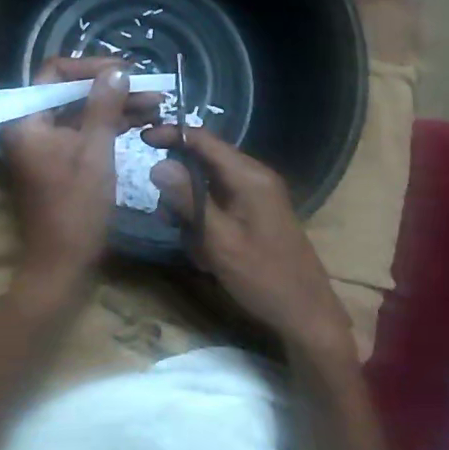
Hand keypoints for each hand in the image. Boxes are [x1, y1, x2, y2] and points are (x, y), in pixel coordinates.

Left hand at [1, 57, 159, 287]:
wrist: (63, 261)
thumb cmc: (76, 206)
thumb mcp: (94, 151)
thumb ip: (103, 106)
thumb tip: (117, 71)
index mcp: (27, 119)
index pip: (54, 72)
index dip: (90, 66)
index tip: (126, 68)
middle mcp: (31, 125)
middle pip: (70, 90)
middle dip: (110, 86)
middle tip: (149, 83)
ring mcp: (47, 142)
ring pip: (83, 110)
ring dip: (117, 104)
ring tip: (157, 101)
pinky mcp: (62, 157)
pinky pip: (86, 130)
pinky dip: (111, 124)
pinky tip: (144, 119)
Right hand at [144, 124, 352, 348]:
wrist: (306, 315)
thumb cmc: (262, 276)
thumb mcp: (218, 239)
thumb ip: (188, 199)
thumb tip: (158, 164)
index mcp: (249, 177)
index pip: (204, 140)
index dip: (172, 134)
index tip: (142, 139)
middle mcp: (254, 179)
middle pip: (202, 164)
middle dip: (179, 190)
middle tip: (166, 220)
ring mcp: (256, 198)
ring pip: (206, 189)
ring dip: (191, 214)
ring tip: (194, 247)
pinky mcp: (254, 216)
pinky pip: (218, 207)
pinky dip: (205, 226)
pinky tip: (206, 255)